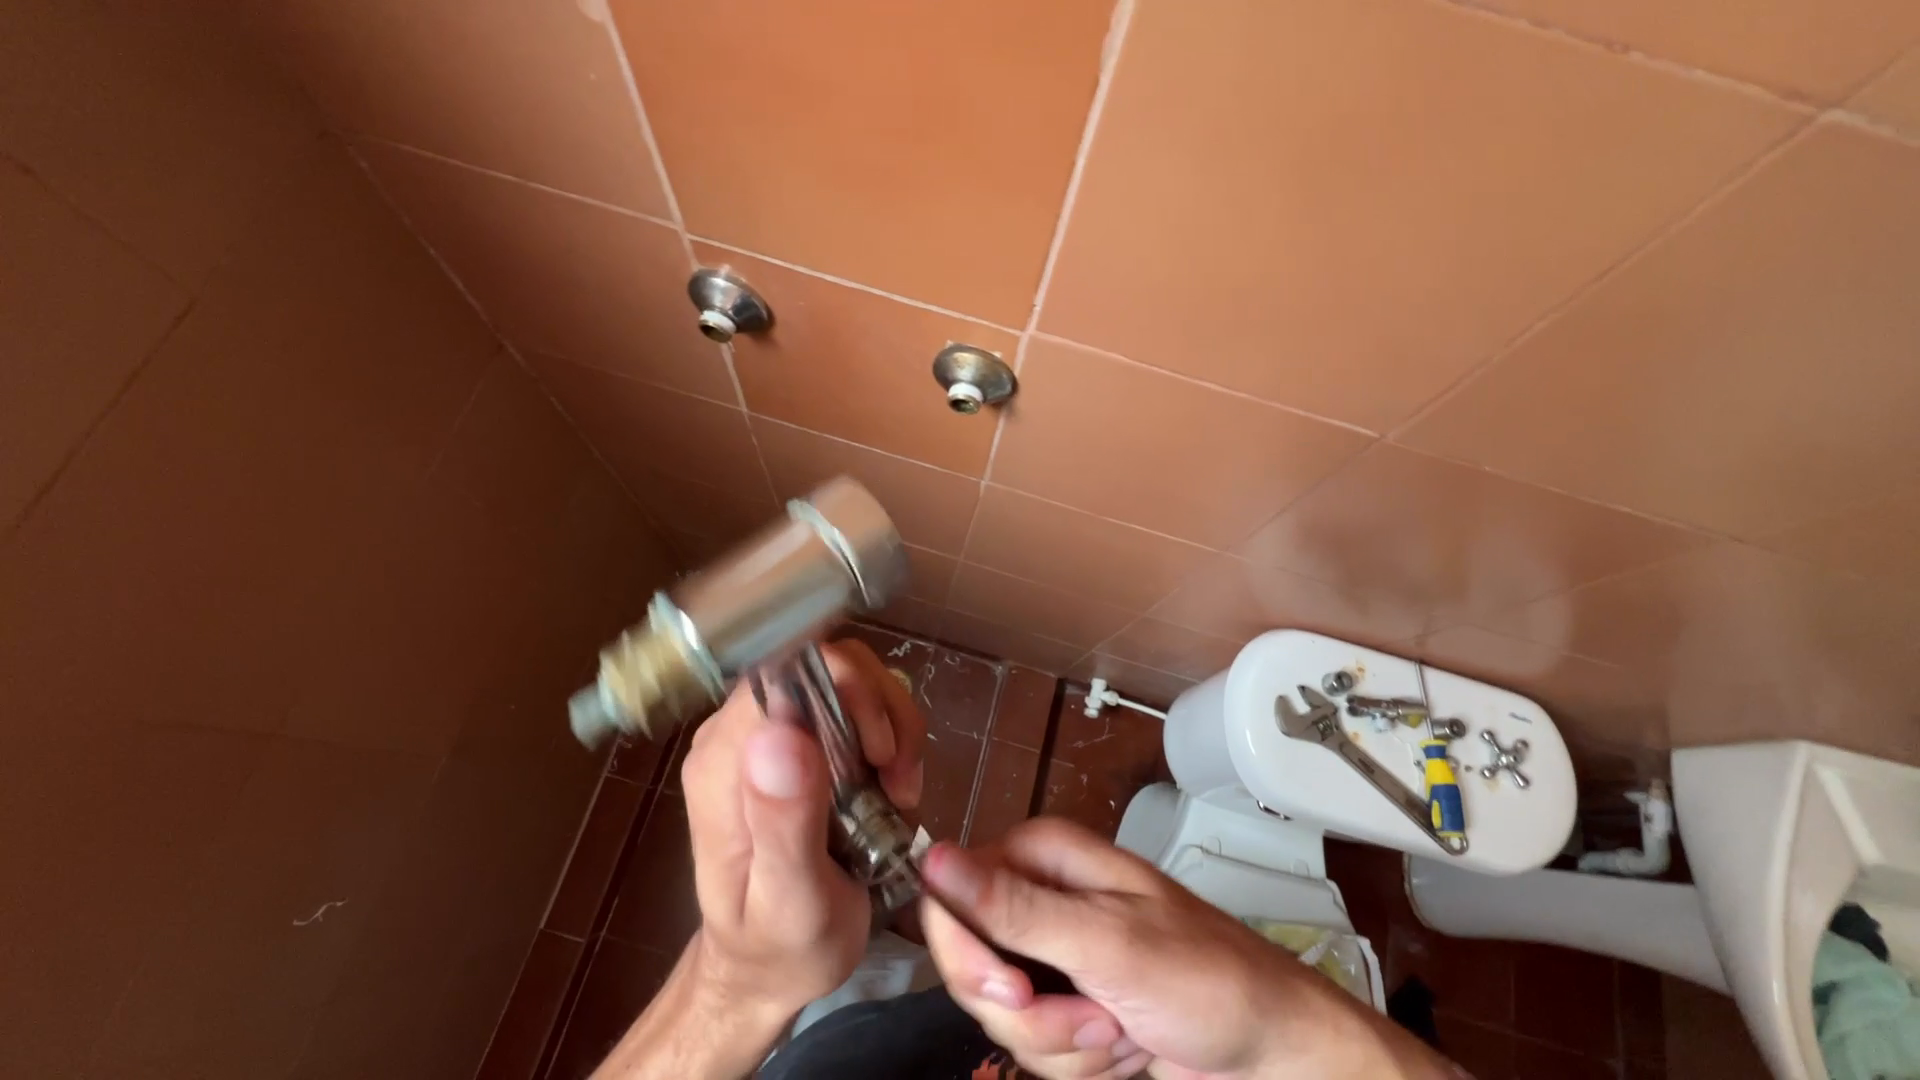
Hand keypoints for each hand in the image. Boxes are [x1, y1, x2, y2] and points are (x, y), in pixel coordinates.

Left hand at [681, 638, 925, 1021]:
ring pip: (849, 677)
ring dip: (893, 725)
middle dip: (880, 711)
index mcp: (724, 763)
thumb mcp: (788, 902)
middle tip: (900, 780)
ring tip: (902, 791)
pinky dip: (892, 735)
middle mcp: (741, 734)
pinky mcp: (801, 744)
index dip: (846, 691)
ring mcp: (772, 735)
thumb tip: (782, 733)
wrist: (768, 968)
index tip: (879, 756)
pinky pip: (858, 705)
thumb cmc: (778, 947)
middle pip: (824, 665)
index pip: (785, 672)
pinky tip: (895, 787)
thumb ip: (783, 823)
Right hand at [919, 818, 1455, 1079]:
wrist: (1269, 1046)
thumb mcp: (1106, 941)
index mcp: (1040, 858)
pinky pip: (1034, 1045)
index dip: (968, 956)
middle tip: (1092, 1018)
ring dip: (1066, 1044)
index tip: (1015, 992)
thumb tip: (932, 856)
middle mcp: (1036, 898)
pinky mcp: (1065, 1003)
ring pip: (1003, 1017)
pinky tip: (1127, 1042)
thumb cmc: (1203, 977)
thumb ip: (1013, 907)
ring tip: (1122, 1028)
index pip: (950, 899)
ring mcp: (1051, 955)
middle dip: (1031, 1014)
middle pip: (972, 967)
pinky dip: (1081, 1061)